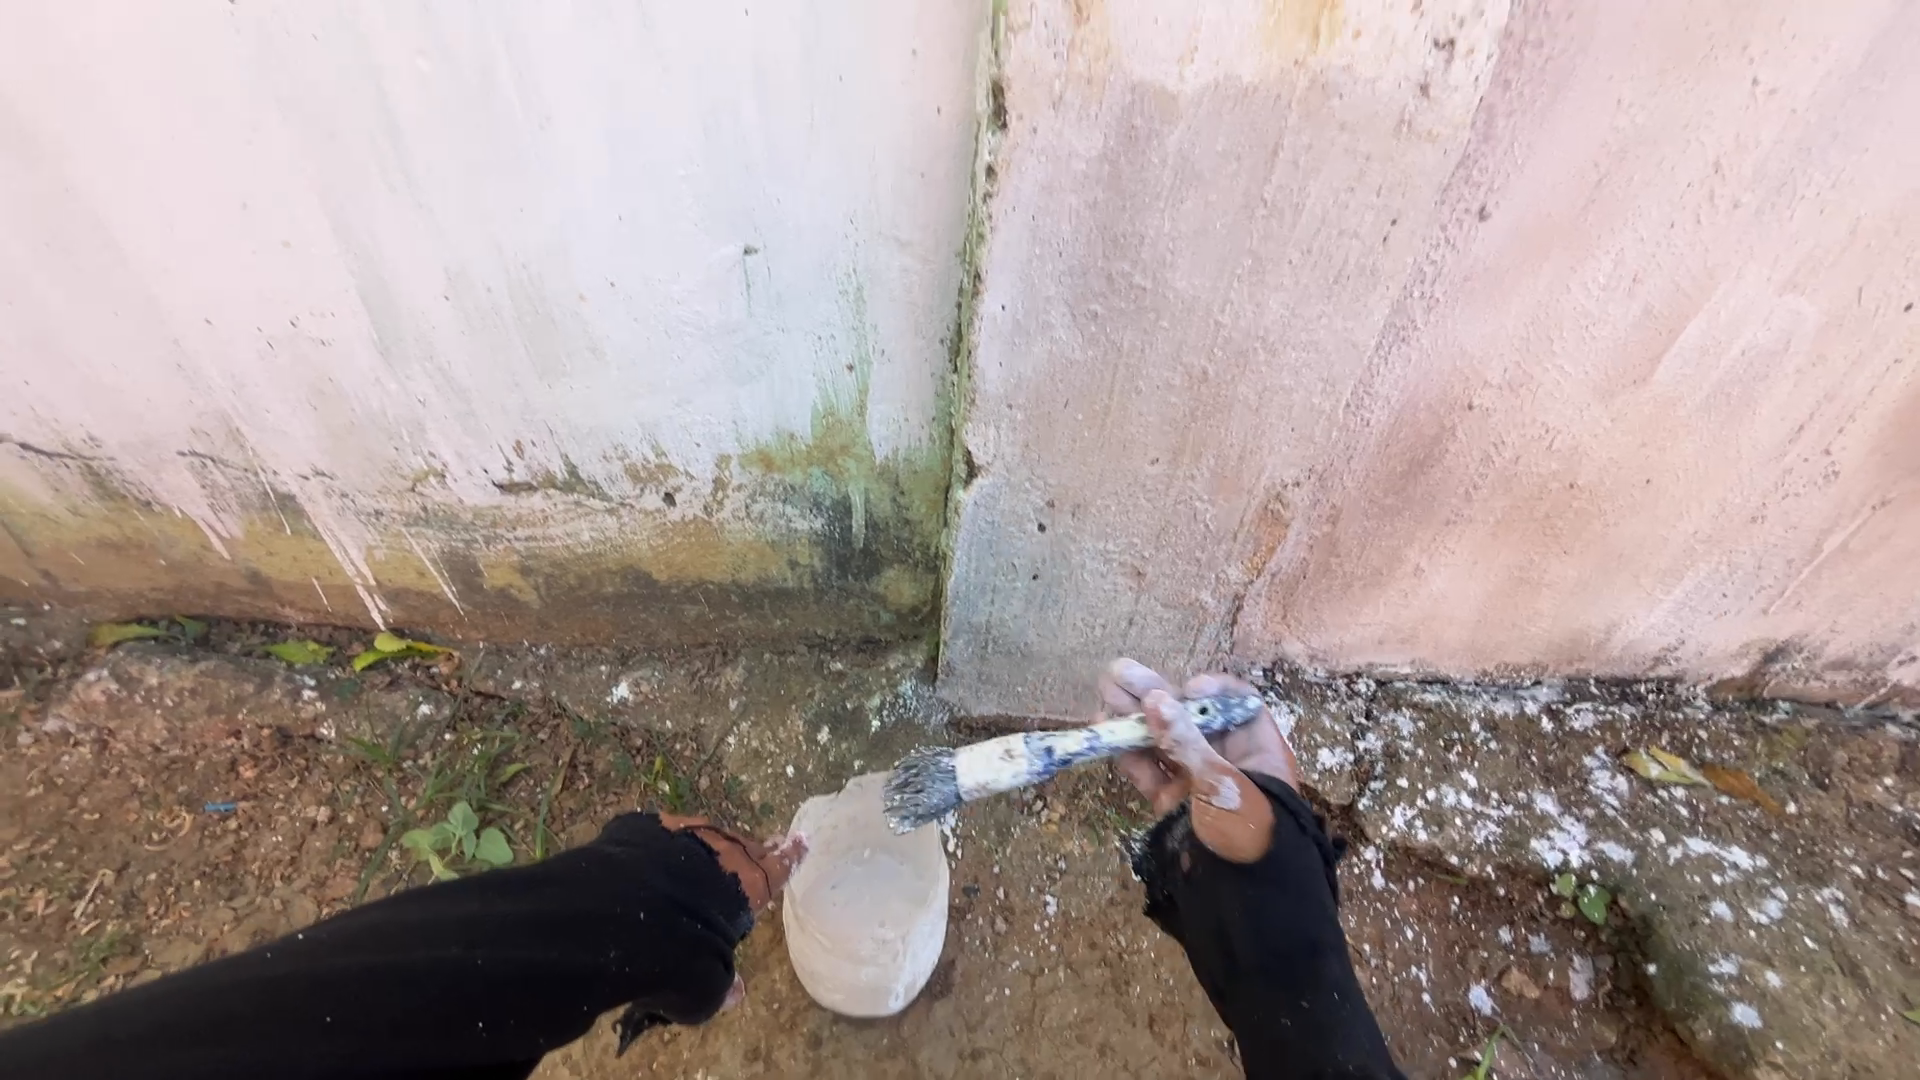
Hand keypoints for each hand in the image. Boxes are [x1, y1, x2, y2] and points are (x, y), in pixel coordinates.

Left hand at [659, 816, 805, 1012]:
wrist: (617, 917)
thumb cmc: (677, 956)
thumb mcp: (705, 988)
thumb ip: (723, 984)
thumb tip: (735, 992)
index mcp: (750, 884)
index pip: (780, 867)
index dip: (791, 856)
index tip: (801, 840)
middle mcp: (725, 851)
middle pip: (745, 848)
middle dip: (752, 852)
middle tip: (760, 848)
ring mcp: (686, 833)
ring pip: (705, 839)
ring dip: (706, 851)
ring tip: (699, 863)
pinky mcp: (648, 828)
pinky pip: (664, 836)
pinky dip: (663, 848)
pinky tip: (651, 861)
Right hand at [1097, 659, 1299, 862]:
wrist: (1244, 910)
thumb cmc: (1248, 838)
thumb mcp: (1222, 786)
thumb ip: (1185, 741)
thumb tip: (1153, 698)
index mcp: (1259, 753)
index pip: (1236, 705)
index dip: (1211, 691)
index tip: (1187, 689)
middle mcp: (1228, 763)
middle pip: (1190, 718)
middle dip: (1154, 694)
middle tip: (1117, 674)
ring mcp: (1198, 784)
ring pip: (1163, 742)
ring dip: (1133, 719)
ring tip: (1104, 694)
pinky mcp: (1173, 805)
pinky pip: (1150, 772)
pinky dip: (1129, 754)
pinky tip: (1106, 734)